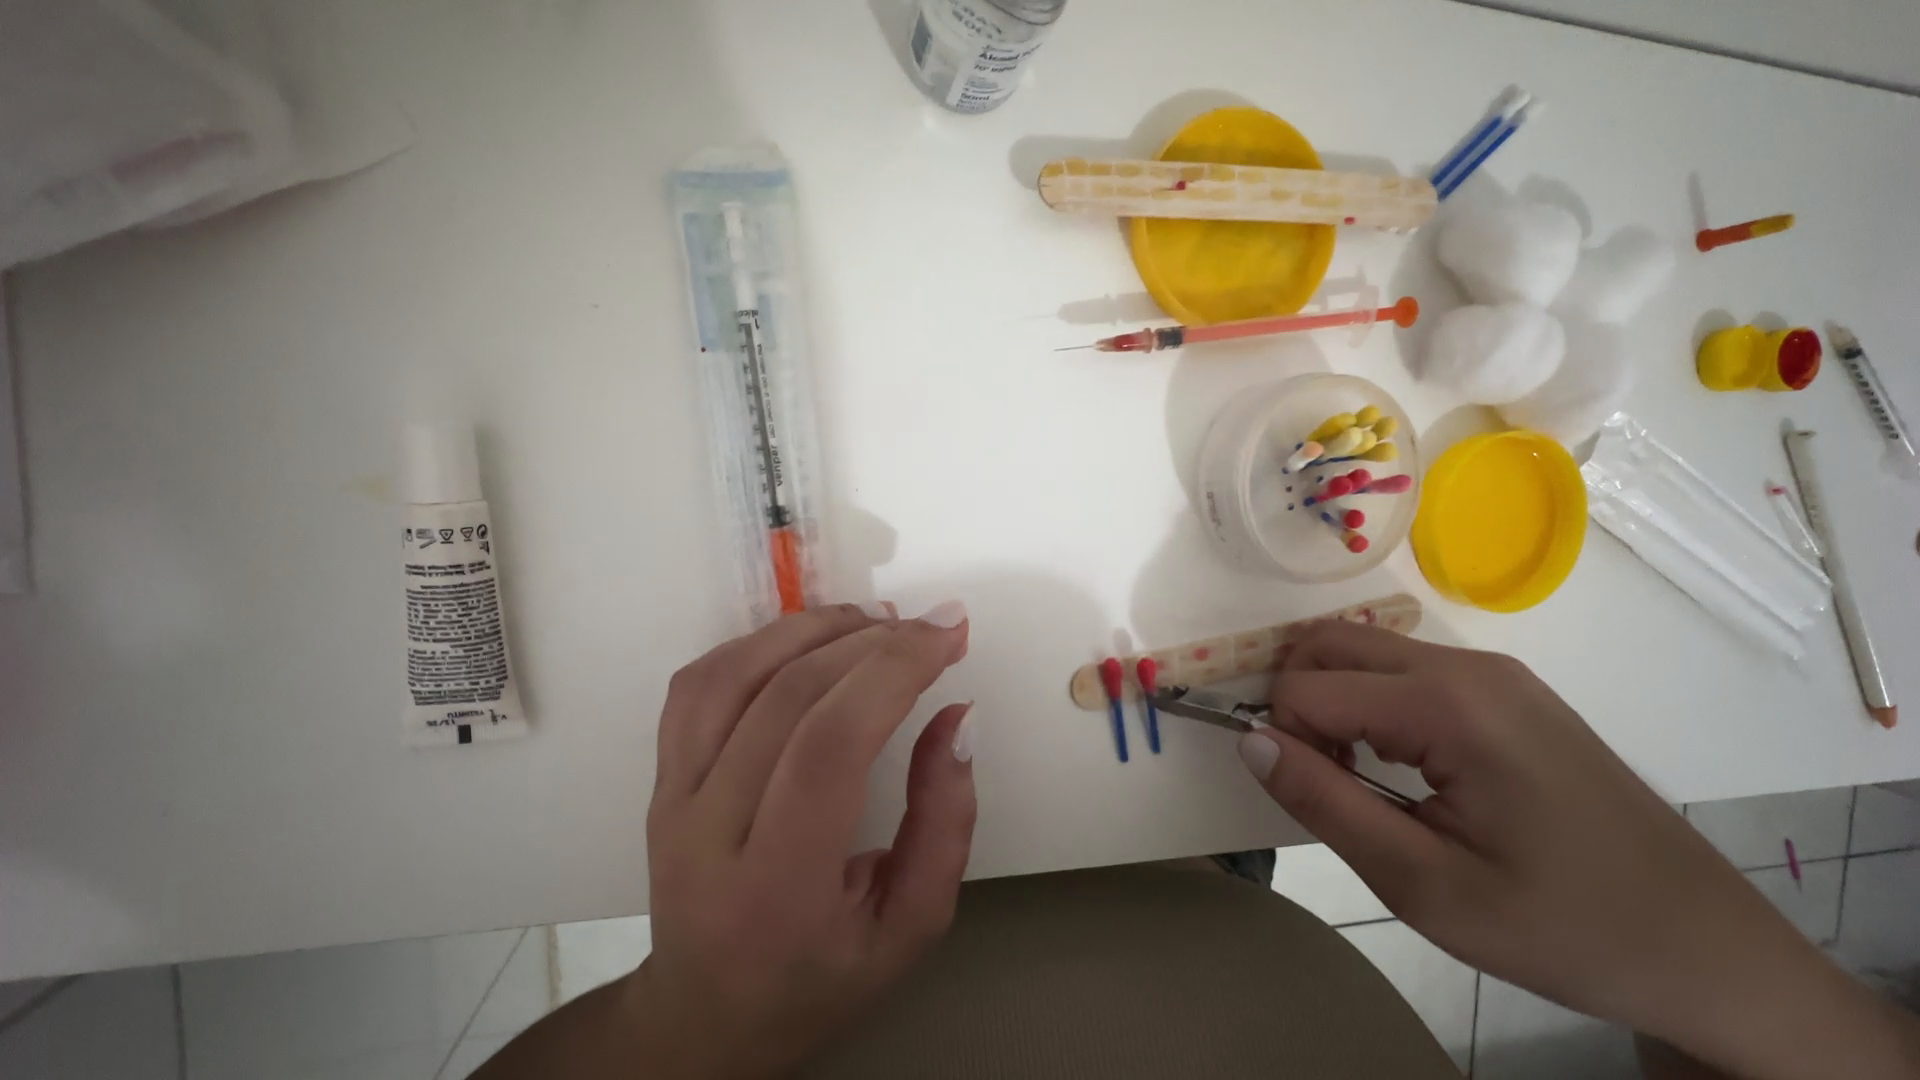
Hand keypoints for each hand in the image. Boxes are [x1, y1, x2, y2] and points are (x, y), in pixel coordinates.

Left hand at [630, 601, 976, 1077]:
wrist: (707, 1010)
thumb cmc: (820, 978)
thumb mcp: (911, 925)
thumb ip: (944, 822)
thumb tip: (957, 716)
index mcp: (779, 886)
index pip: (830, 747)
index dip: (894, 672)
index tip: (949, 634)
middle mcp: (709, 833)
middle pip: (786, 698)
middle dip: (872, 643)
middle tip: (932, 626)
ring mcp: (672, 798)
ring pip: (734, 675)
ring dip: (812, 628)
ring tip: (877, 622)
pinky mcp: (660, 776)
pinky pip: (700, 683)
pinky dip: (759, 642)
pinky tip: (812, 639)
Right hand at [1237, 621, 1919, 1079]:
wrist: (1705, 946)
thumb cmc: (1561, 926)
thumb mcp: (1425, 886)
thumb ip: (1325, 804)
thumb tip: (1247, 741)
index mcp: (1450, 706)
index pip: (1307, 687)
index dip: (1283, 739)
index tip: (1313, 797)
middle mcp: (1469, 665)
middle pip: (1328, 644)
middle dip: (1296, 703)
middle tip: (1322, 781)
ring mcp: (1495, 673)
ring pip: (1364, 652)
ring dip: (1332, 702)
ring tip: (1358, 780)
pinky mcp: (1509, 691)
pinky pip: (1406, 670)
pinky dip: (1371, 703)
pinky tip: (1400, 767)